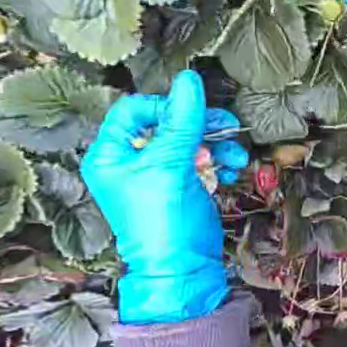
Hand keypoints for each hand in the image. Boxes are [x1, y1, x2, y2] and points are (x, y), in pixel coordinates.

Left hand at [82, 70, 250, 324]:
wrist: (185, 267)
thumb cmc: (163, 222)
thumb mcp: (170, 166)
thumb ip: (183, 122)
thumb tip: (190, 80)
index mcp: (112, 154)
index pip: (135, 110)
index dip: (167, 107)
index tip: (194, 115)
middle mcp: (133, 160)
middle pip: (169, 122)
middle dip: (201, 125)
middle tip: (226, 126)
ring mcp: (161, 172)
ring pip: (192, 139)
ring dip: (218, 143)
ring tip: (235, 154)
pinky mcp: (185, 183)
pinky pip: (205, 158)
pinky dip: (221, 159)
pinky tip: (232, 167)